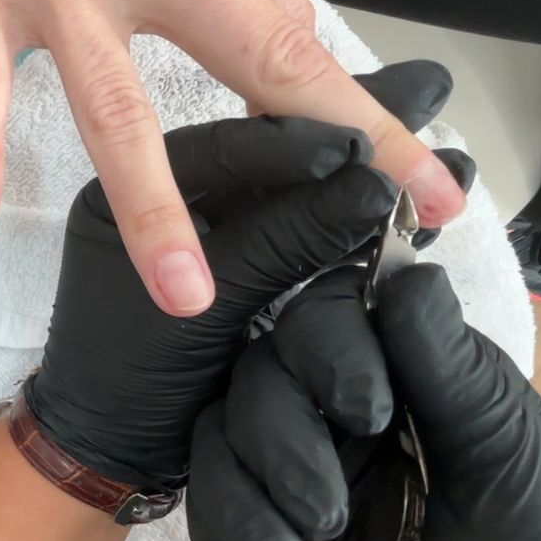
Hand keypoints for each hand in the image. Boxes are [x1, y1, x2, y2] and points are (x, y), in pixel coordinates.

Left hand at [24, 116, 393, 493]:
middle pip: (263, 155)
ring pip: (284, 185)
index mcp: (123, 192)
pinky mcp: (235, 263)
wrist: (114, 447)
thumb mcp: (205, 305)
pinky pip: (291, 225)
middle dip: (342, 132)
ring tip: (427, 130)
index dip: (295, 143)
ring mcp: (203, 230)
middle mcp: (165, 202)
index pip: (222, 149)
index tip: (365, 142)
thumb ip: (282, 242)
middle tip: (424, 93)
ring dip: (352, 167)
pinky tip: (396, 192)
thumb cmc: (131, 375)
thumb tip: (372, 187)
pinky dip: (343, 212)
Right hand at [189, 263, 540, 540]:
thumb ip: (460, 379)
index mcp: (398, 369)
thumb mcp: (517, 474)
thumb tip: (412, 274)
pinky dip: (225, 536)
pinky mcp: (248, 498)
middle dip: (281, 443)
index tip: (368, 416)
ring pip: (219, 428)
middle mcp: (325, 395)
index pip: (329, 309)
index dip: (327, 347)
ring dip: (249, 499)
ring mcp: (280, 447)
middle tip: (328, 516)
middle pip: (258, 370)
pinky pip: (201, 491)